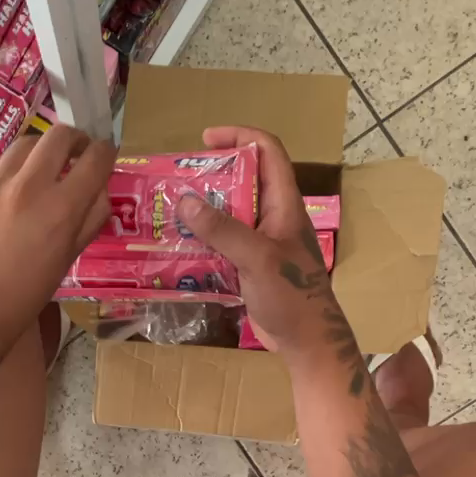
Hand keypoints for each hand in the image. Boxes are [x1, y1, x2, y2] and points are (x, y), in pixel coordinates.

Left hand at [0, 125, 113, 355]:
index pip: (95, 160)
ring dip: (45, 148)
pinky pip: (3, 159)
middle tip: (80, 154)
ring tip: (49, 166)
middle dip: (77, 140)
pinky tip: (20, 180)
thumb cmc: (24, 297)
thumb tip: (100, 193)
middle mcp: (31, 185)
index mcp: (61, 209)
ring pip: (29, 142)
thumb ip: (89, 222)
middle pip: (61, 135)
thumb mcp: (67, 261)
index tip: (107, 157)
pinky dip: (18, 162)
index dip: (107, 154)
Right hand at [176, 127, 369, 394]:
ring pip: (229, 216)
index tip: (205, 140)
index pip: (267, 151)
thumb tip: (185, 201)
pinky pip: (223, 247)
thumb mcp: (256, 257)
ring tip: (171, 215)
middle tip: (177, 183)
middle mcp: (272, 218)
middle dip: (211, 179)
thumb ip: (222, 229)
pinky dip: (203, 244)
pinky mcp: (250, 268)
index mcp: (283, 205)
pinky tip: (180, 251)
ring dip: (203, 214)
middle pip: (242, 182)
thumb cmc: (291, 295)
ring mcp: (261, 244)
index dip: (239, 136)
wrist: (305, 340)